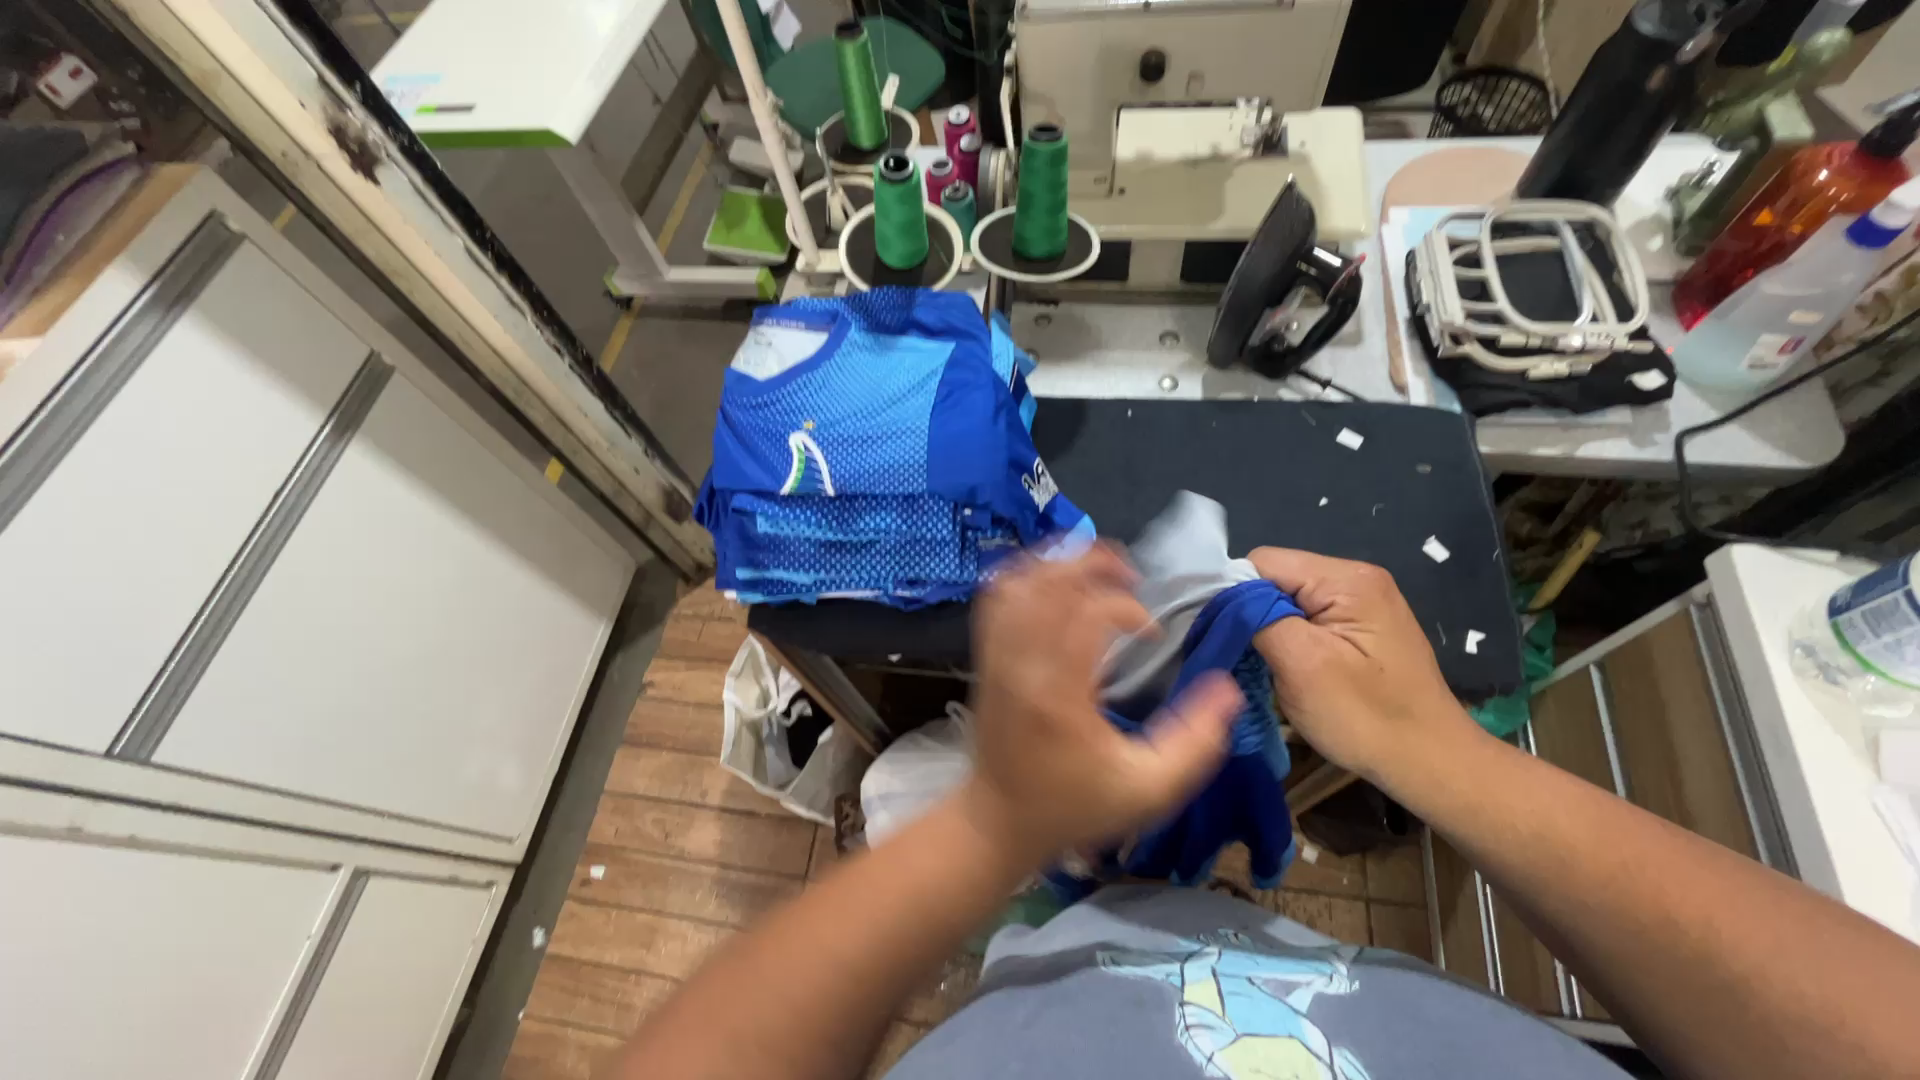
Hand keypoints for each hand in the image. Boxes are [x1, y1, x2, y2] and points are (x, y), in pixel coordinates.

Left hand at [963, 545, 1242, 863]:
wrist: (999, 822)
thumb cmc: (1074, 806)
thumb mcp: (1149, 789)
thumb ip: (1195, 741)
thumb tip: (1225, 687)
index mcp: (1061, 692)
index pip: (1089, 612)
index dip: (1128, 608)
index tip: (1151, 633)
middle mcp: (1022, 664)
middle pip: (1048, 582)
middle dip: (1092, 563)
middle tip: (1128, 574)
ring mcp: (996, 657)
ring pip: (1018, 582)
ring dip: (1058, 564)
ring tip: (1095, 570)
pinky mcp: (984, 658)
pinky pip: (995, 600)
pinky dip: (1024, 577)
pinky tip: (1053, 581)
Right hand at [1247, 548, 1477, 781]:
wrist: (1430, 762)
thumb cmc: (1366, 717)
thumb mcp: (1301, 664)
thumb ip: (1258, 617)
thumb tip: (1225, 596)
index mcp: (1347, 579)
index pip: (1263, 562)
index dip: (1237, 596)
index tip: (1229, 638)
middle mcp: (1357, 578)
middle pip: (1276, 578)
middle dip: (1254, 614)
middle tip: (1250, 658)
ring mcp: (1363, 602)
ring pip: (1288, 600)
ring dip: (1271, 630)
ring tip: (1271, 666)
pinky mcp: (1362, 626)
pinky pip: (1308, 617)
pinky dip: (1290, 639)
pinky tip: (1293, 668)